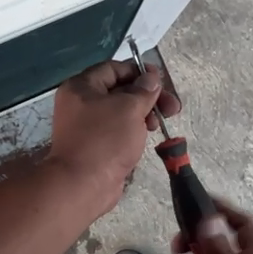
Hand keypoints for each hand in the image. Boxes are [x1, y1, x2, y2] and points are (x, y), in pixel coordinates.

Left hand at [44, 60, 178, 209]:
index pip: (114, 68)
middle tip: (172, 107)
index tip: (161, 81)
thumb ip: (143, 90)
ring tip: (158, 125)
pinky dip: (133, 130)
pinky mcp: (95, 145)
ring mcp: (87, 126)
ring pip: (120, 111)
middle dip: (147, 96)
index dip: (139, 72)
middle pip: (119, 90)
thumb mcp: (129, 108)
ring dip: (143, 114)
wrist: (82, 185)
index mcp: (82, 87)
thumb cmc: (105, 139)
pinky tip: (147, 136)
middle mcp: (81, 103)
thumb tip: (150, 78)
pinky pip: (117, 130)